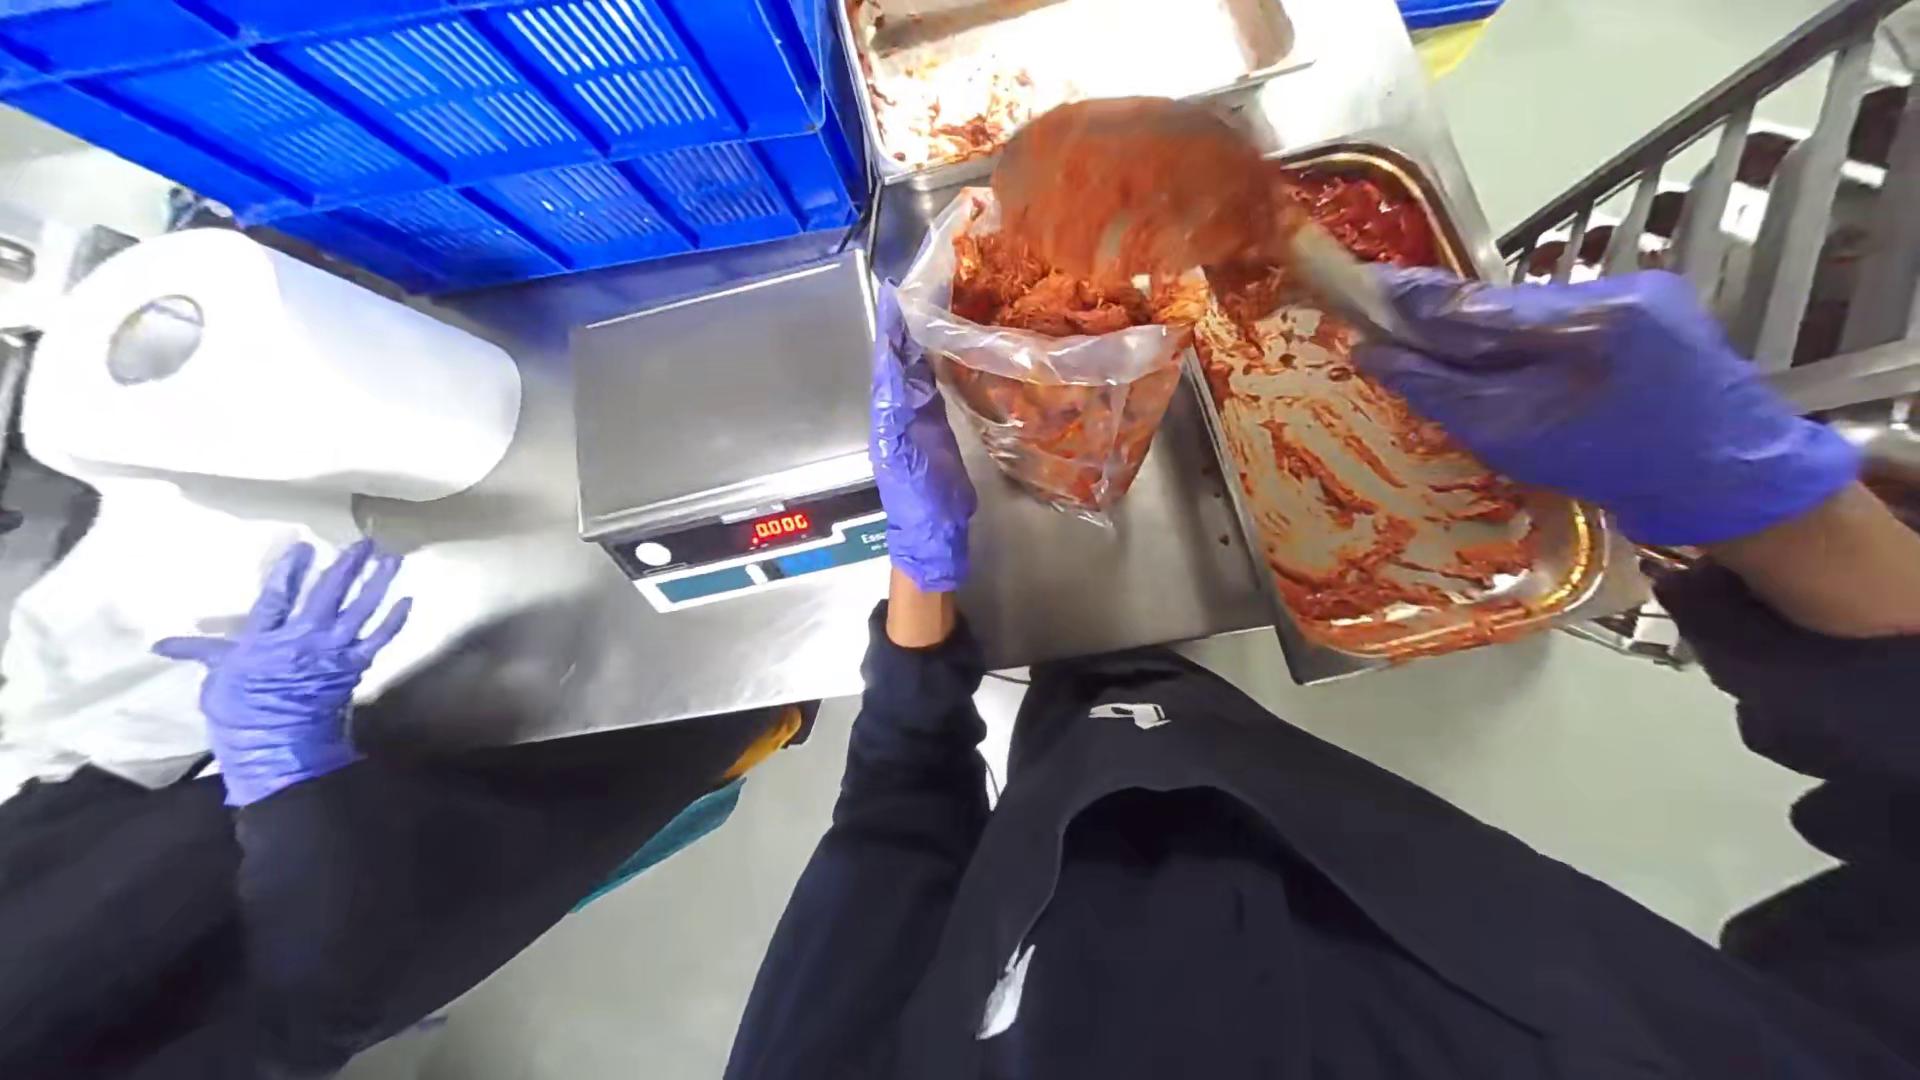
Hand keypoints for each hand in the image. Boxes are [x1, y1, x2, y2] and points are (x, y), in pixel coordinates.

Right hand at [153, 539, 411, 806]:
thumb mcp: (217, 676)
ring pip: (362, 608)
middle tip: (365, 542)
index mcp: (265, 637)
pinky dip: (395, 619)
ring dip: (379, 583)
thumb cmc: (240, 707)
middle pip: (329, 594)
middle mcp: (305, 637)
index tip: (305, 546)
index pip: (278, 595)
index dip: (291, 570)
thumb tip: (163, 643)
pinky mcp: (358, 663)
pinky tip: (408, 600)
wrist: (275, 740)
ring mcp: (335, 649)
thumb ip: (205, 652)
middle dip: (348, 566)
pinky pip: (381, 637)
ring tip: (393, 560)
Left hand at [871, 284, 975, 591]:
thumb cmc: (920, 501)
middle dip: (903, 330)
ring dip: (918, 342)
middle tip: (916, 293)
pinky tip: (941, 348)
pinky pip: (930, 388)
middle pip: (898, 364)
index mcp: (887, 418)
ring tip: (929, 309)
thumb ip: (900, 418)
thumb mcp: (906, 459)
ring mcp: (916, 418)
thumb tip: (895, 375)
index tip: (895, 300)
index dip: (891, 336)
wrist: (934, 530)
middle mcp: (898, 412)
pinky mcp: (935, 426)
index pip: (887, 368)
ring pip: (914, 372)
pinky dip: (933, 365)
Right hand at [1355, 268, 1859, 545]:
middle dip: (1436, 317)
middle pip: (1493, 302)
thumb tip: (1371, 353)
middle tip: (1382, 323)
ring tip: (1432, 354)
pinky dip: (1511, 339)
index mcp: (1581, 321)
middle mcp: (1610, 287)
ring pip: (1520, 310)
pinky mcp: (1645, 304)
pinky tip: (1496, 364)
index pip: (1467, 304)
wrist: (1724, 475)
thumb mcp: (1503, 432)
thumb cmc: (1606, 463)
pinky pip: (1549, 318)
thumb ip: (1434, 388)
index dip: (1406, 299)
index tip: (1359, 288)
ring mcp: (1634, 290)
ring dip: (1473, 332)